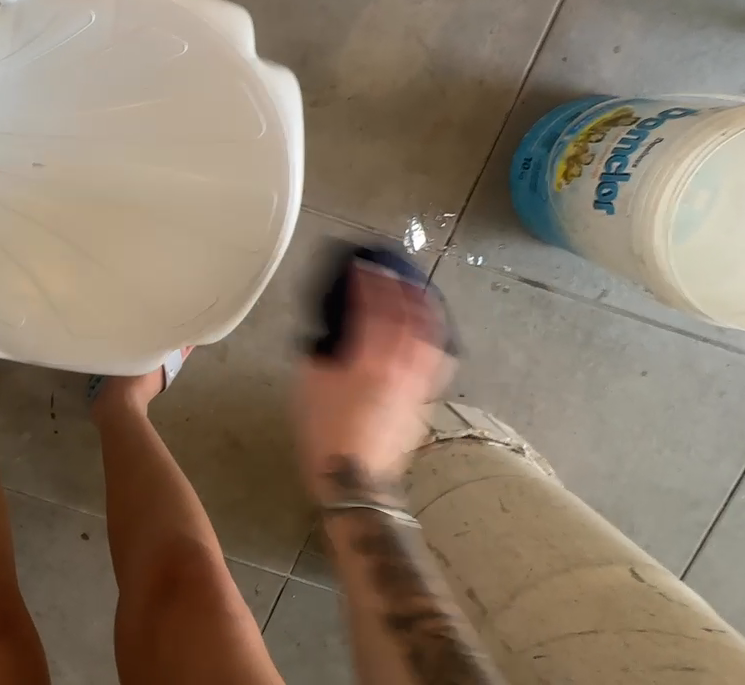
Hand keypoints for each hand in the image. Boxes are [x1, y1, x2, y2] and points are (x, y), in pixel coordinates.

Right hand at [295, 261, 451, 503]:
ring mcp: (416, 387)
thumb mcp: (310, 383)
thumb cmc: (323, 428)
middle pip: (412, 321)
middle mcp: (400, 370)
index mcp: (369, 362)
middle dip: (404, 291)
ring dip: (426, 313)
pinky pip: (434, 363)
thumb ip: (325, 353)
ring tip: (419, 296)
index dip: (371, 285)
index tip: (365, 266)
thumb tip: (334, 337)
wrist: (354, 476)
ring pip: (431, 341)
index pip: (375, 312)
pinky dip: (432, 340)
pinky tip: (427, 336)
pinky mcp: (421, 404)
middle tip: (396, 272)